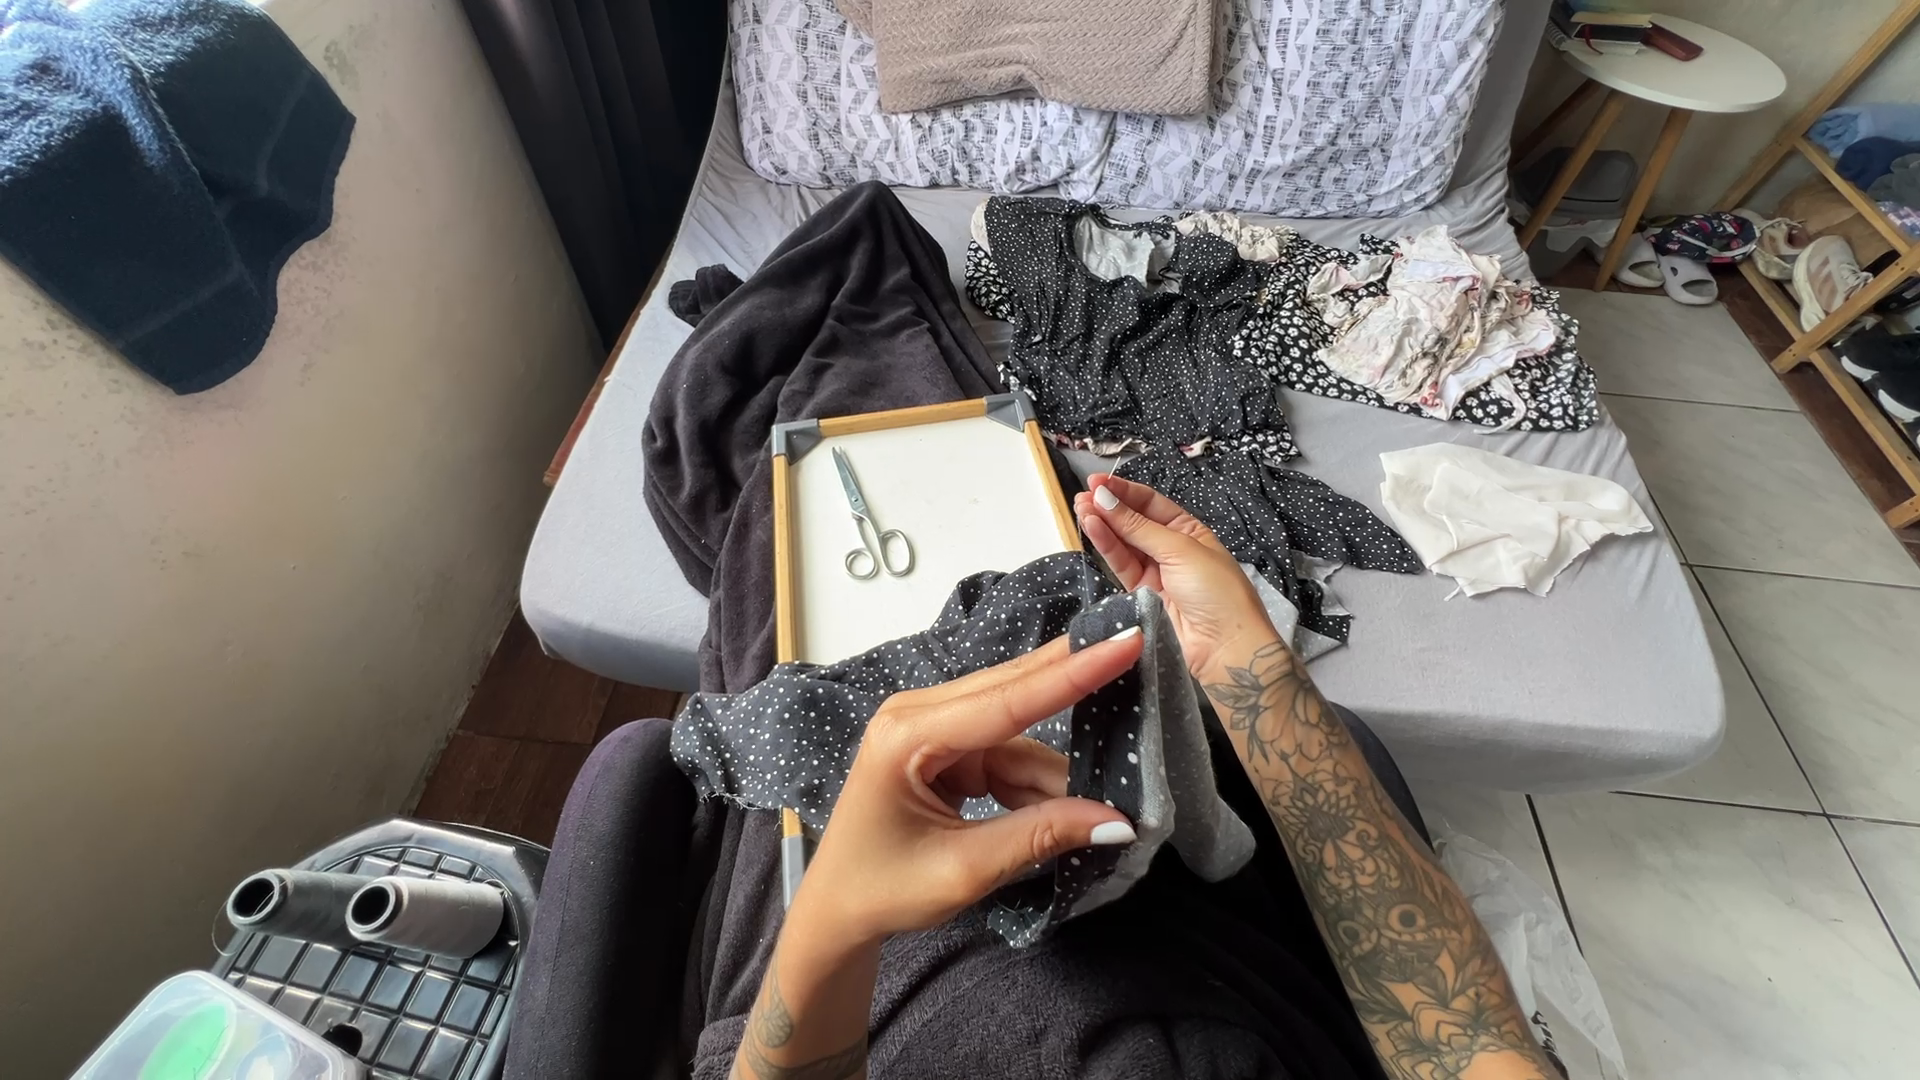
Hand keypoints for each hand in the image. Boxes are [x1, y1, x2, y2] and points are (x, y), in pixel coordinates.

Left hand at [792, 632, 1142, 945]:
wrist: (837, 908)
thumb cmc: (882, 889)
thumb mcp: (962, 870)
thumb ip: (1039, 836)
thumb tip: (1118, 820)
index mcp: (908, 734)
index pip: (1005, 700)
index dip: (1070, 673)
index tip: (1122, 641)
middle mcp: (919, 714)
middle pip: (1012, 691)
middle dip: (1074, 677)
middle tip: (1135, 649)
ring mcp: (933, 726)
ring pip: (1018, 731)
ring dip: (1056, 769)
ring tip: (1101, 802)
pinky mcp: (948, 745)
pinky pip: (1008, 753)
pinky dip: (1036, 782)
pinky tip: (1063, 807)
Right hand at [1073, 473, 1278, 677]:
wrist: (1224, 646)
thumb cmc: (1216, 591)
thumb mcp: (1180, 549)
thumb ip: (1138, 527)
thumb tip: (1106, 499)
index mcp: (1189, 531)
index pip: (1151, 504)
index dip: (1124, 491)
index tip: (1097, 481)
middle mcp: (1170, 549)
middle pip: (1133, 522)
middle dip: (1108, 507)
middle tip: (1082, 496)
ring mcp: (1155, 572)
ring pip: (1123, 543)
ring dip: (1102, 525)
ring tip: (1080, 508)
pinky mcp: (1140, 594)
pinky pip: (1120, 565)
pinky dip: (1106, 546)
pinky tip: (1092, 528)